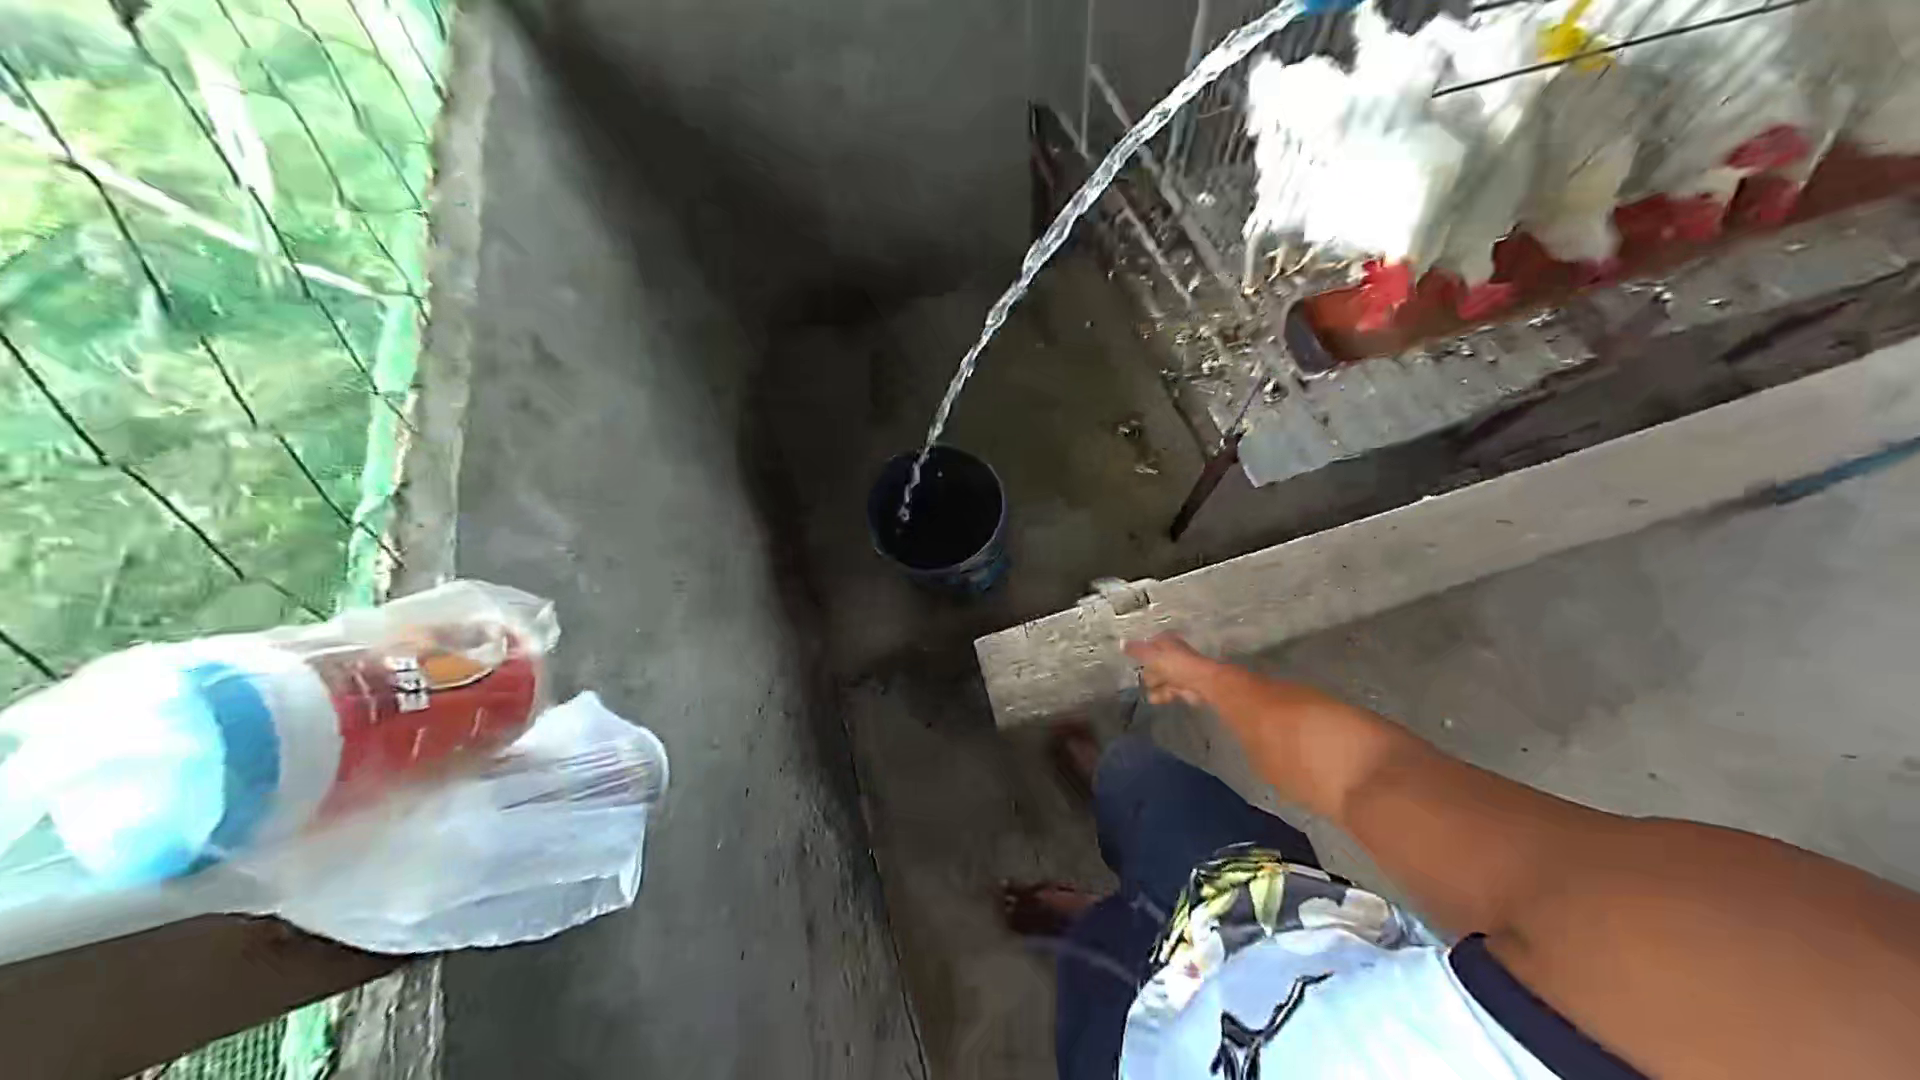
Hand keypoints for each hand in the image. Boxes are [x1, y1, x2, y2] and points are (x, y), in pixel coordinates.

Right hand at [1124, 633, 1219, 706]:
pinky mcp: (1181, 687)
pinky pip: (1165, 691)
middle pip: (1151, 664)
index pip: (1148, 644)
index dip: (1140, 652)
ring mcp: (1177, 671)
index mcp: (1166, 641)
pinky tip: (1157, 698)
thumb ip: (1134, 649)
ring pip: (1157, 679)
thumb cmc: (1174, 663)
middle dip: (1148, 672)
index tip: (1132, 659)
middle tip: (1147, 675)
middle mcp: (1172, 654)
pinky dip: (1161, 695)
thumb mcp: (1150, 653)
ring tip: (1155, 687)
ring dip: (1154, 685)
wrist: (1199, 682)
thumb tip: (1120, 643)